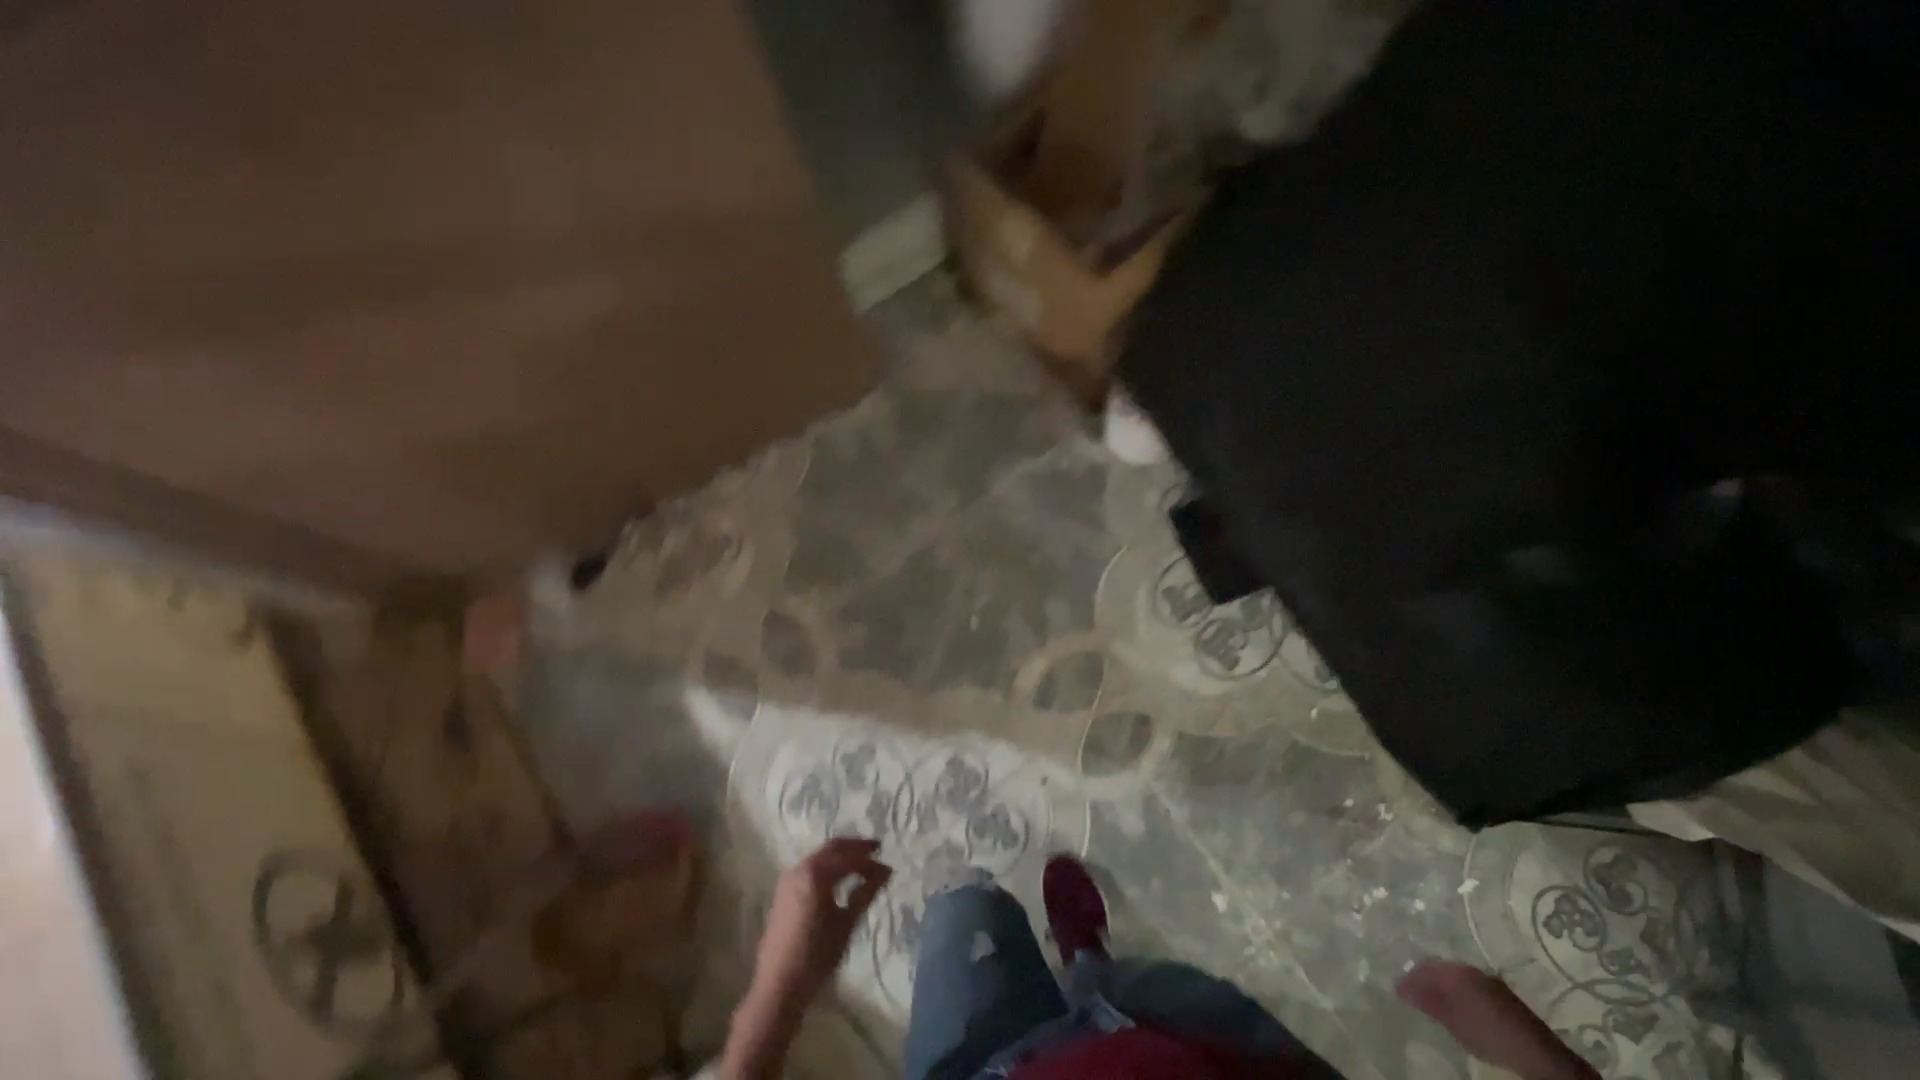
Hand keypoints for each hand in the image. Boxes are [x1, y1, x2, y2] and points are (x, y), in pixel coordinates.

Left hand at [750, 838, 892, 1009]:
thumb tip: (884, 872)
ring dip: (840, 857)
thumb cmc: (817, 955)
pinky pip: (809, 868)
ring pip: (819, 857)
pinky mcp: (783, 892)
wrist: (779, 984)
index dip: (870, 861)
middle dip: (855, 848)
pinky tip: (838, 879)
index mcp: (815, 875)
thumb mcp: (846, 923)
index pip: (849, 858)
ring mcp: (788, 880)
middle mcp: (799, 869)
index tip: (888, 870)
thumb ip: (866, 893)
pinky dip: (827, 867)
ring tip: (861, 865)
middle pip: (832, 849)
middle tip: (876, 851)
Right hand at [1396, 961, 1600, 1079]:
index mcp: (1456, 972)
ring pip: (1455, 975)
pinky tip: (1457, 1007)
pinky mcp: (1499, 991)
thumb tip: (1400, 985)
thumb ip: (1426, 1001)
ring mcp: (1487, 978)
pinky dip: (1457, 991)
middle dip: (1425, 979)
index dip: (1410, 979)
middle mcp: (1470, 969)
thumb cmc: (1486, 1034)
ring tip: (1433, 1003)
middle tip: (1413, 995)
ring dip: (1441, 985)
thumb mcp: (1451, 1021)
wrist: (1534, 1051)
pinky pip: (1469, 983)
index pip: (1424, 967)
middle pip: (1439, 968)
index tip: (1399, 991)